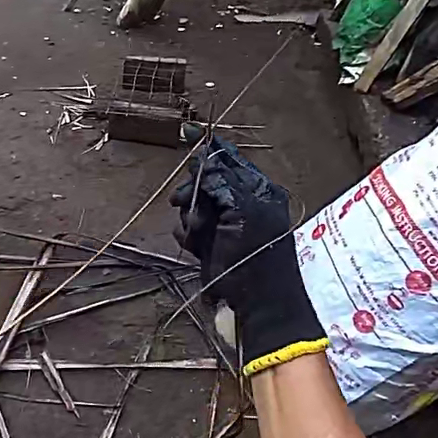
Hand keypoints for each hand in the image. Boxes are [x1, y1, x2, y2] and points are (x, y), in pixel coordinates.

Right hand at [170, 137, 322, 368]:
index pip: (230, 161)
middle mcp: (241, 204)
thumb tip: (203, 157)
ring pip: (194, 205)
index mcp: (259, 191)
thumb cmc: (256, 255)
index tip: (186, 133)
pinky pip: (190, 229)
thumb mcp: (242, 210)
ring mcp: (225, 225)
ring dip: (190, 217)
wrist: (256, 304)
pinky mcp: (210, 244)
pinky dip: (188, 235)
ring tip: (197, 232)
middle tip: (178, 200)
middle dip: (193, 191)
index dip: (209, 149)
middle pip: (206, 181)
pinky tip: (192, 244)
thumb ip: (222, 181)